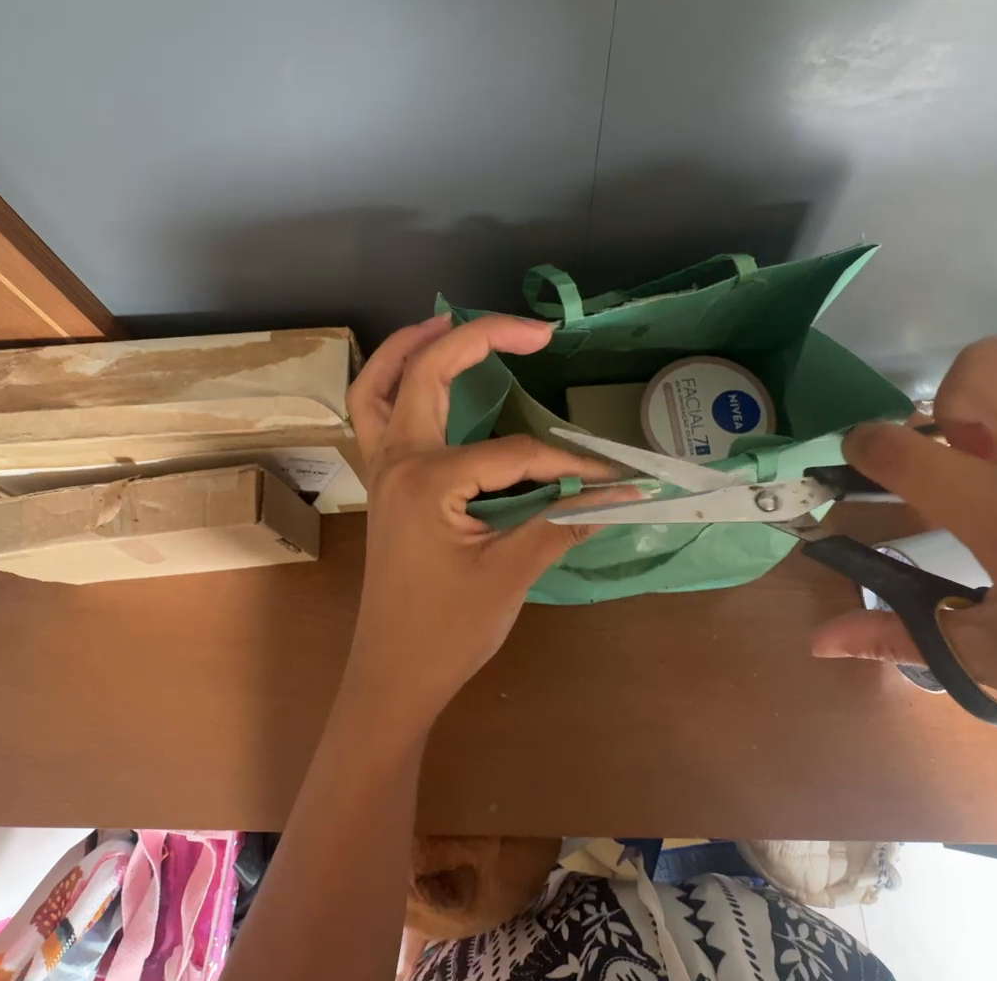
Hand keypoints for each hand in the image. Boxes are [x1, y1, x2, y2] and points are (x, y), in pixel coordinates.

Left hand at [343, 314, 624, 725]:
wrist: (392, 675)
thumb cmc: (446, 632)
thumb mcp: (510, 575)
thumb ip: (563, 524)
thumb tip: (622, 494)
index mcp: (427, 480)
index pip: (512, 452)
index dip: (566, 461)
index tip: (615, 478)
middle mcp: (396, 461)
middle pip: (426, 374)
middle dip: (477, 338)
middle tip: (533, 330)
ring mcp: (381, 470)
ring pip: (378, 386)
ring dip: (410, 347)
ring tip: (451, 321)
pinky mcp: (383, 484)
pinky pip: (374, 416)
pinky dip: (392, 385)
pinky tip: (423, 381)